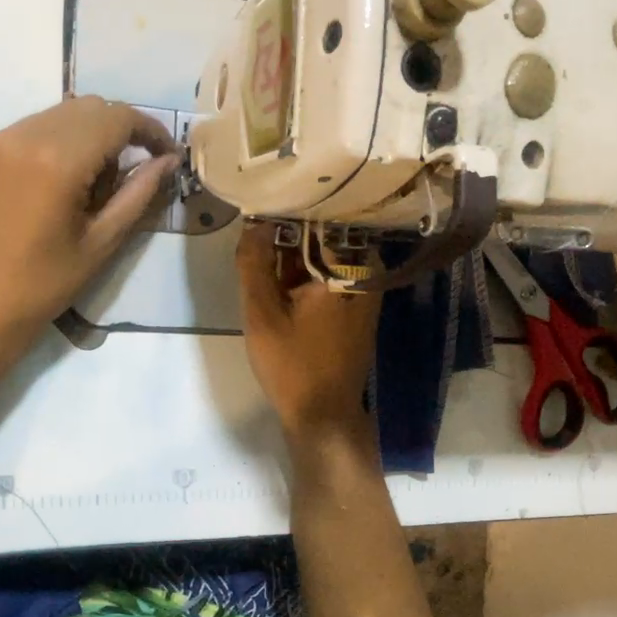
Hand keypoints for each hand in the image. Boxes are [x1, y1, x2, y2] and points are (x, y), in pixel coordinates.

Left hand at [0, 97, 177, 364]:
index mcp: (58, 160)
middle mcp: (23, 136)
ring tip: (88, 186)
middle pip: (88, 108)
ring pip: (55, 115)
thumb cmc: (43, 286)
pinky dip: (51, 145)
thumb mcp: (100, 244)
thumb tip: (167, 162)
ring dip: (84, 136)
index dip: (150, 131)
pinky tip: (52, 188)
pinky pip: (25, 131)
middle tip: (129, 175)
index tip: (166, 156)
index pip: (117, 118)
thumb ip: (137, 195)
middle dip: (118, 131)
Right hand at [236, 223, 382, 445]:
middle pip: (324, 236)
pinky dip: (306, 274)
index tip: (262, 200)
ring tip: (261, 245)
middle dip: (291, 230)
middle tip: (256, 223)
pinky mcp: (356, 309)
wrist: (323, 417)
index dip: (289, 208)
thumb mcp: (262, 314)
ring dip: (296, 254)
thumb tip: (253, 221)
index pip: (320, 219)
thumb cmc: (292, 366)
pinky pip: (330, 278)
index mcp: (347, 270)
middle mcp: (363, 275)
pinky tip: (279, 275)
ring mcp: (363, 293)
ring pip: (325, 257)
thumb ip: (254, 264)